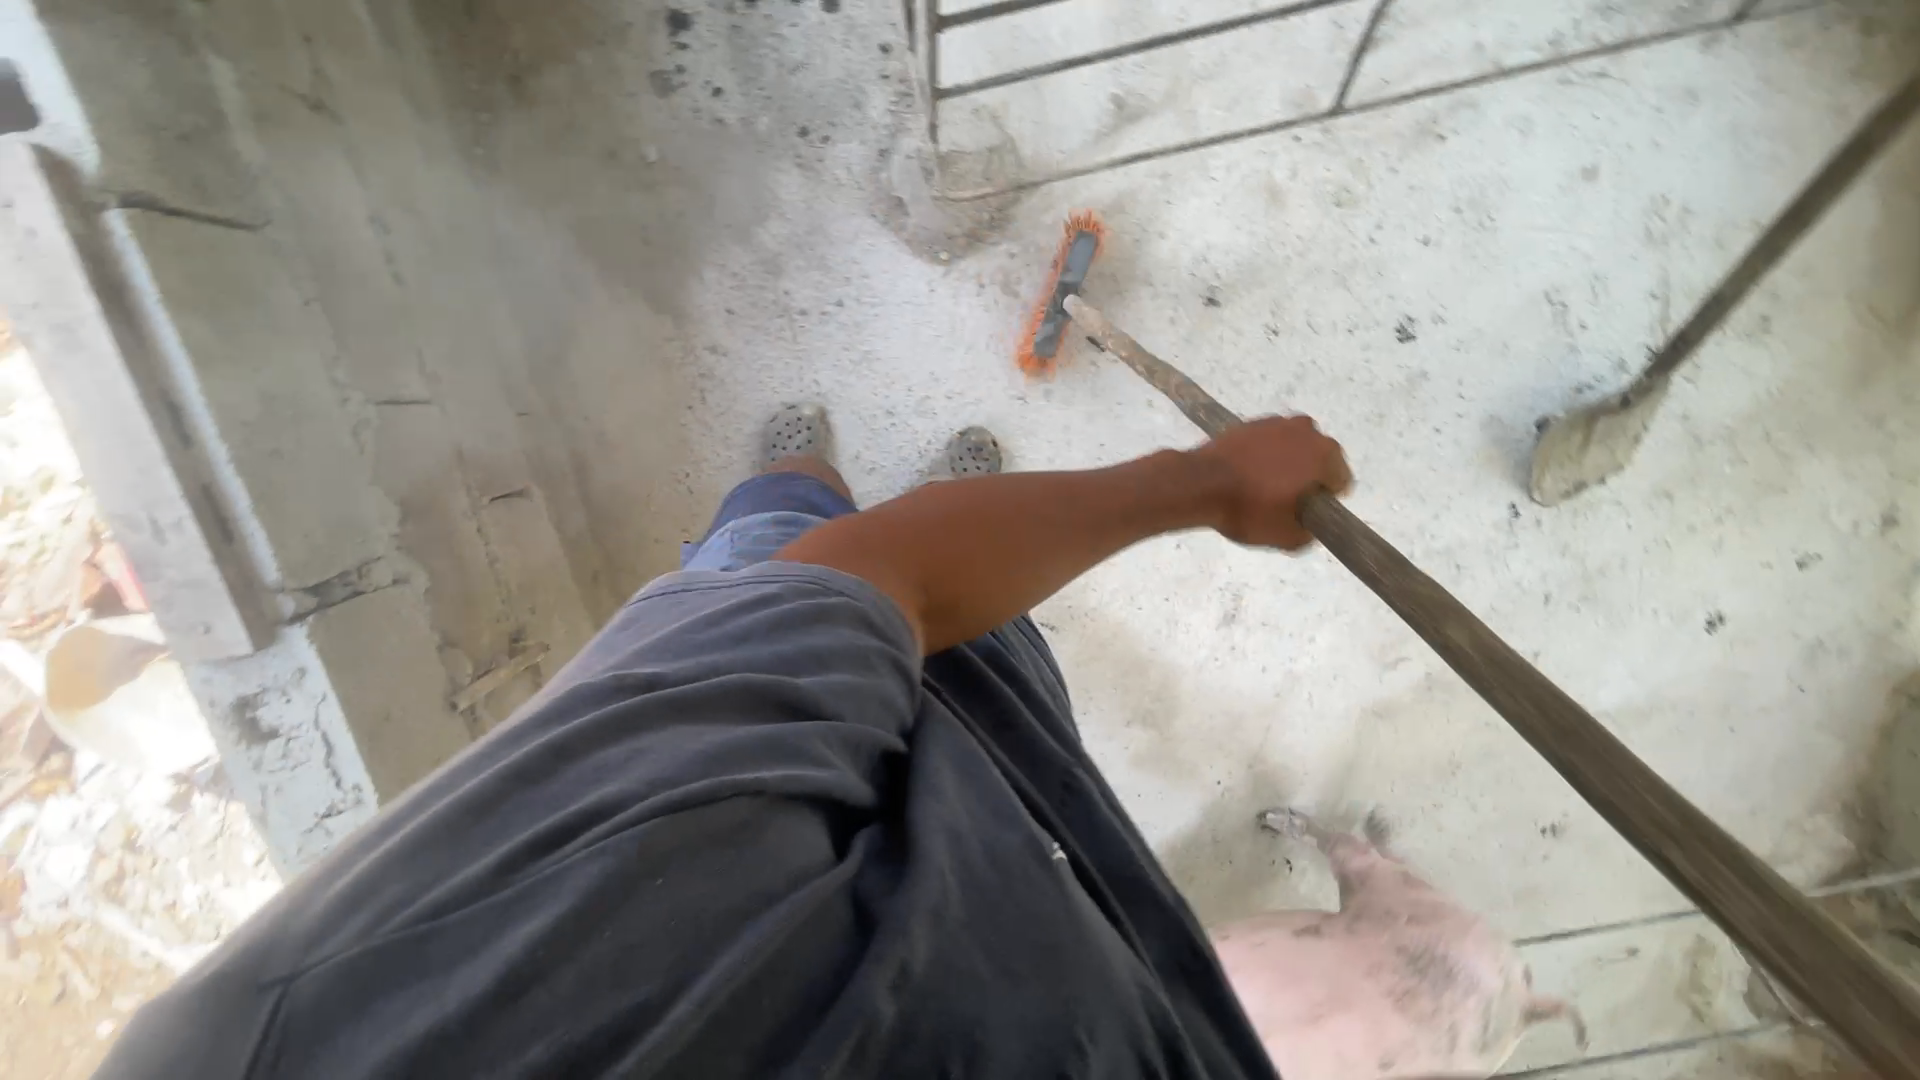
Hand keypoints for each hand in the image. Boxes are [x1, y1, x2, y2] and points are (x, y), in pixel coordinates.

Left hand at [1191, 415, 1352, 549]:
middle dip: (1305, 479)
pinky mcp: (1251, 422)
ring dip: (1285, 465)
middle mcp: (1308, 430)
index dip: (1322, 501)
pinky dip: (1263, 455)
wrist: (1198, 483)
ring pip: (1293, 449)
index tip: (1300, 511)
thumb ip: (1309, 533)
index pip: (1339, 482)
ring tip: (1260, 487)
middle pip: (1317, 461)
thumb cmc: (1247, 509)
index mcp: (1326, 455)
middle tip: (1279, 501)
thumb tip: (1309, 526)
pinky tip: (1245, 473)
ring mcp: (1278, 422)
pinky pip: (1268, 442)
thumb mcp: (1286, 536)